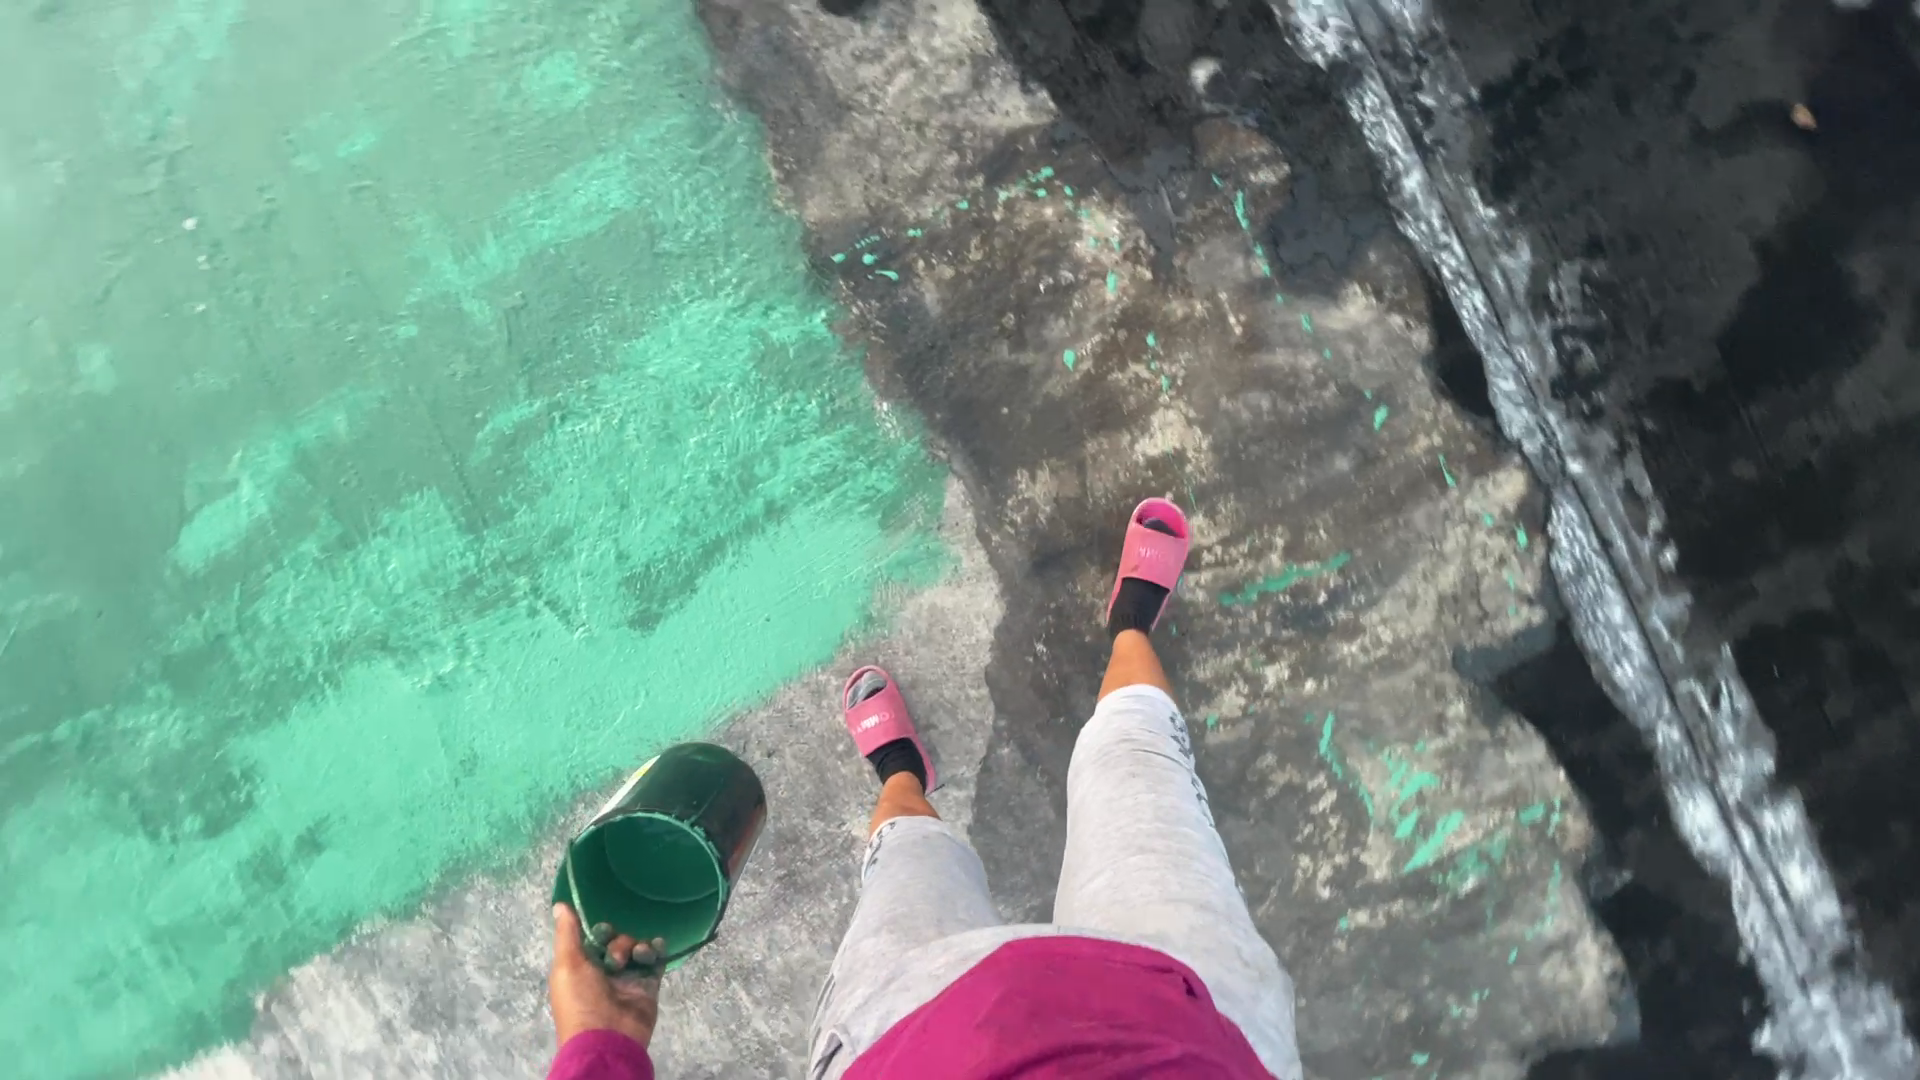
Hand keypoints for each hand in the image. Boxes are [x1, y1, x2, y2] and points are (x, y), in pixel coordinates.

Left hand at [549, 903, 663, 1048]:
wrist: (608, 1036)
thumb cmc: (581, 1000)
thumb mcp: (567, 965)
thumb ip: (567, 933)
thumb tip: (559, 903)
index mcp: (583, 968)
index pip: (596, 939)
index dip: (601, 932)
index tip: (604, 933)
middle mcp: (605, 971)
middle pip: (619, 940)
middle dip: (620, 942)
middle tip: (617, 958)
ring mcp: (629, 977)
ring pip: (637, 946)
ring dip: (638, 946)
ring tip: (636, 958)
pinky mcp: (649, 982)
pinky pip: (656, 957)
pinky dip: (656, 950)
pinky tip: (653, 951)